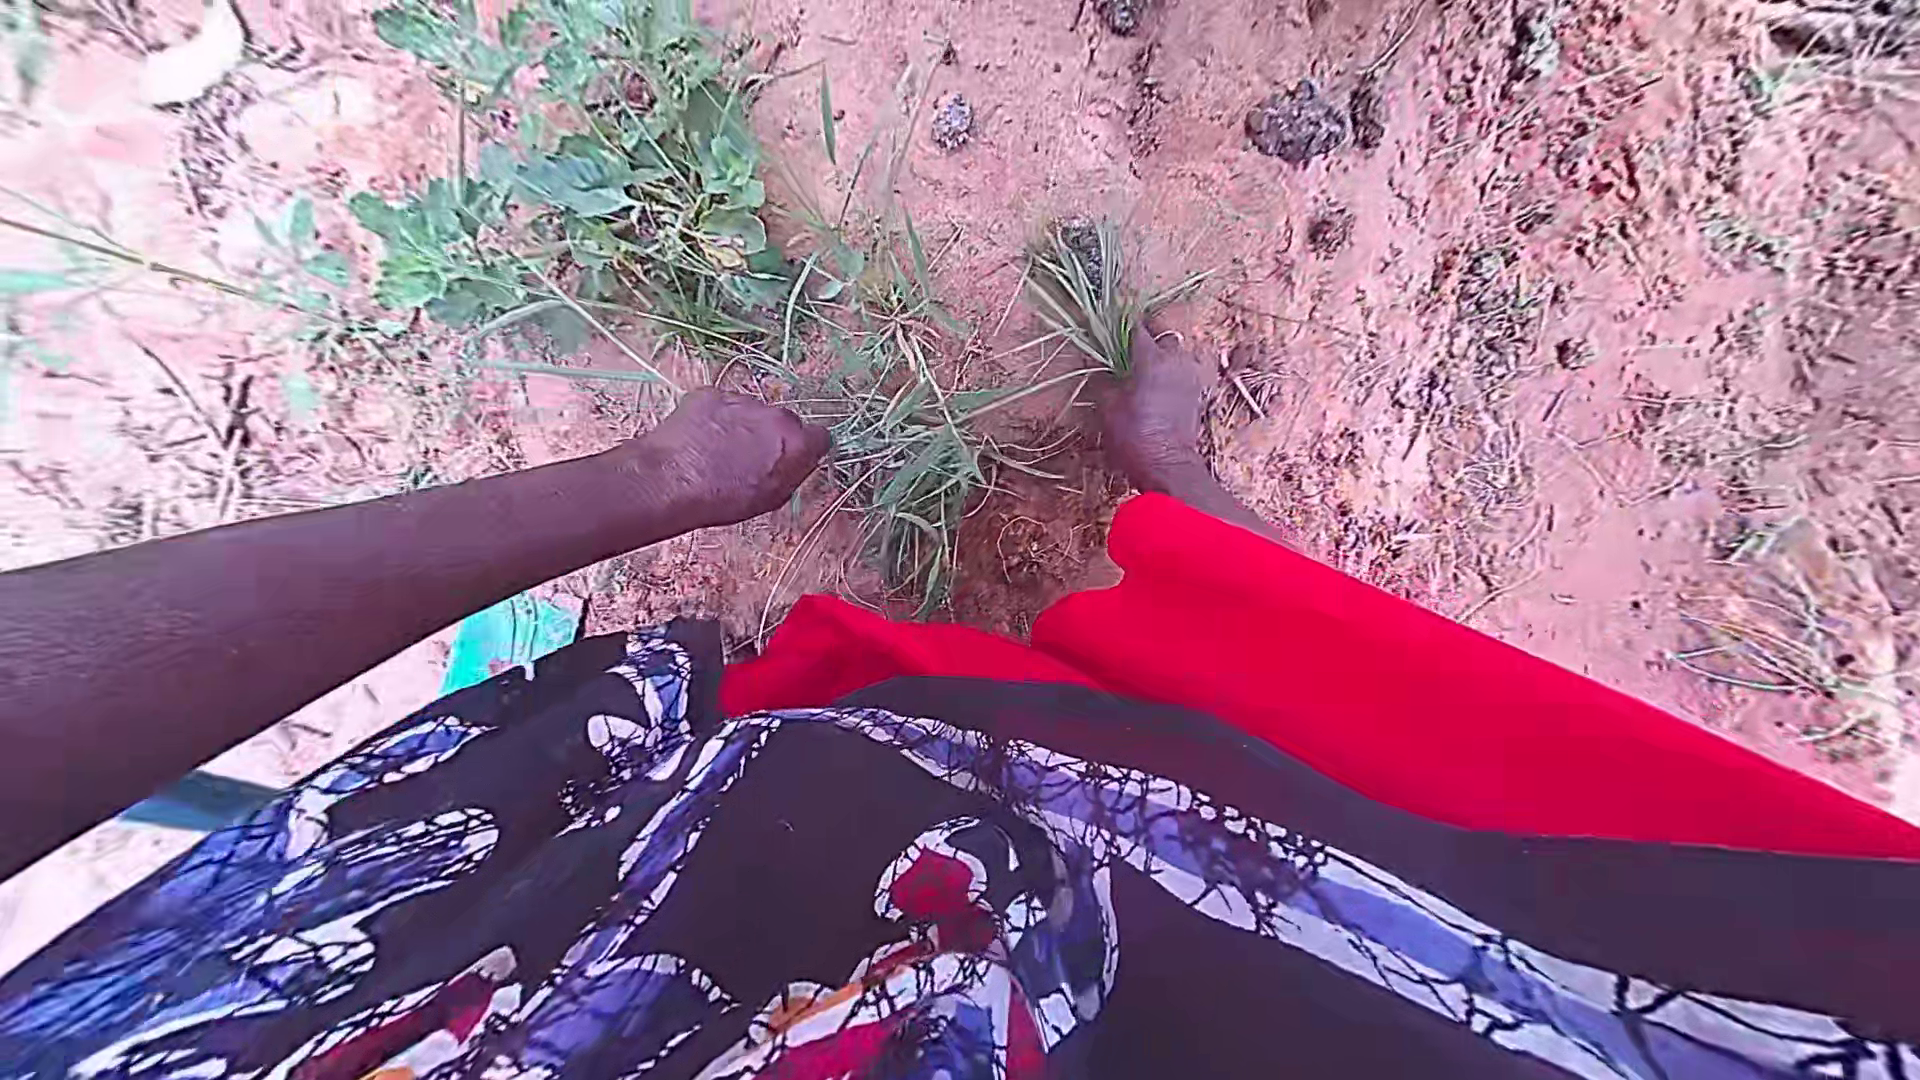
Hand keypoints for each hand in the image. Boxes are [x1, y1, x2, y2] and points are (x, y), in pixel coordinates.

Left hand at [615, 389, 830, 528]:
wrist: (671, 480)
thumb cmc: (724, 499)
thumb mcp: (773, 497)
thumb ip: (795, 472)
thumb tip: (800, 460)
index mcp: (797, 442)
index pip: (820, 437)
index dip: (807, 449)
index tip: (795, 458)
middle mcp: (776, 415)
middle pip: (785, 422)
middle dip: (775, 436)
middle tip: (753, 458)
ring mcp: (743, 400)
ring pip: (754, 412)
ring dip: (745, 426)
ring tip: (721, 451)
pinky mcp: (711, 393)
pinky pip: (723, 404)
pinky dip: (717, 417)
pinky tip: (703, 438)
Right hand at [1102, 329, 1206, 491]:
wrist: (1167, 466)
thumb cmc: (1134, 437)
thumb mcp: (1108, 409)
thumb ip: (1106, 384)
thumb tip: (1105, 374)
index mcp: (1152, 360)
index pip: (1137, 331)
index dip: (1124, 328)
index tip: (1114, 326)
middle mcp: (1176, 362)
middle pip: (1163, 340)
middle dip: (1148, 345)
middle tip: (1129, 357)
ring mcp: (1190, 379)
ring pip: (1176, 358)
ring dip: (1161, 362)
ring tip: (1142, 377)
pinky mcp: (1197, 396)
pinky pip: (1181, 377)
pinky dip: (1169, 379)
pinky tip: (1155, 394)